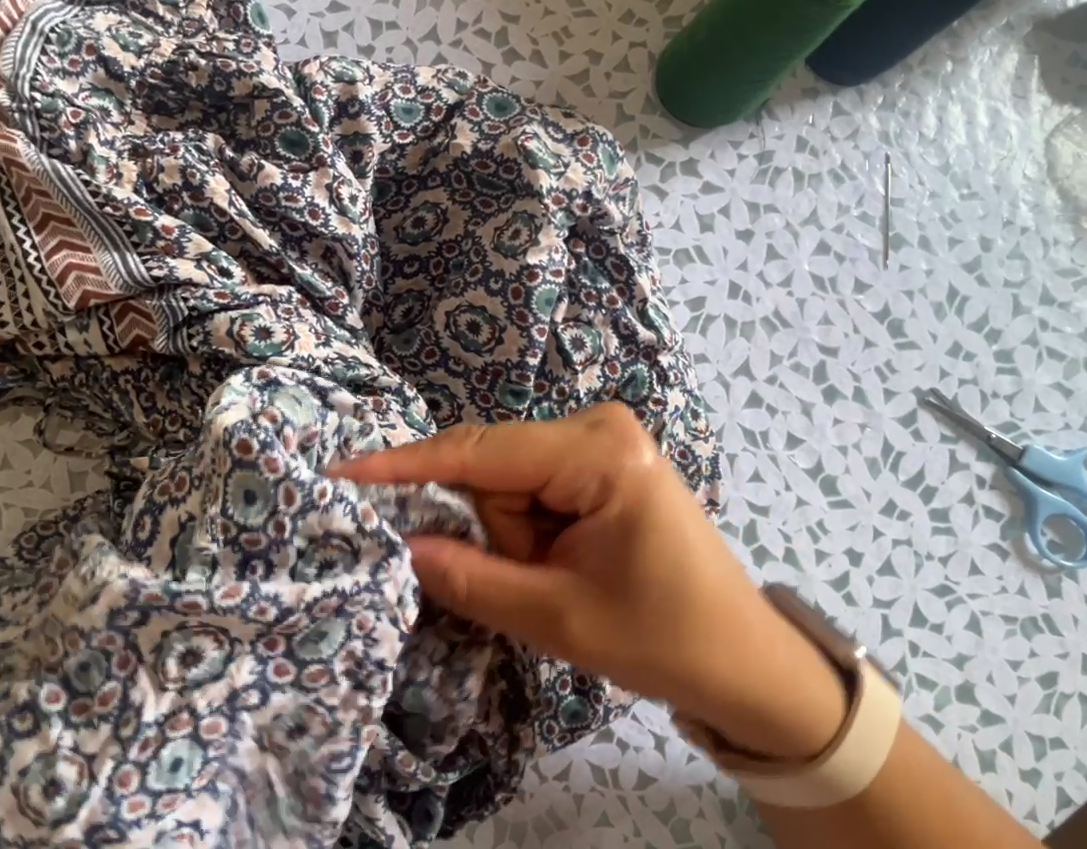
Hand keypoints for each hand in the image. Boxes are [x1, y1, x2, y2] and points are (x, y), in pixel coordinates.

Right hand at [330, 403, 849, 759]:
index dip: (406, 465)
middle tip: (543, 584)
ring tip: (566, 579)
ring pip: (504, 485)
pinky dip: (527, 532)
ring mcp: (598, 440)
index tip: (343, 471)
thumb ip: (471, 579)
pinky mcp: (596, 461)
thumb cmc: (664, 638)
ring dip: (515, 539)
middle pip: (491, 471)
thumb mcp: (558, 619)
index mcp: (598, 452)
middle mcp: (597, 427)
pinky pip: (527, 490)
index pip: (479, 451)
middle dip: (494, 532)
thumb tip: (401, 546)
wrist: (743, 659)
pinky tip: (567, 563)